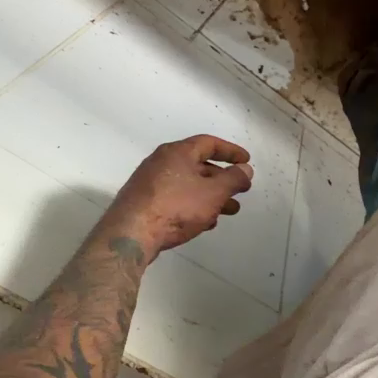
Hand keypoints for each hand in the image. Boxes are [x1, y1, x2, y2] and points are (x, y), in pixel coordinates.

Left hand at [100, 135, 253, 260]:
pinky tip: (206, 221)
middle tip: (241, 189)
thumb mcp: (213, 192)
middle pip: (199, 165)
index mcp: (177, 153)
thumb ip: (233, 179)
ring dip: (212, 195)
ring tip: (230, 210)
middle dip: (224, 179)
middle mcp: (161, 163)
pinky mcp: (145, 202)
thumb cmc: (177, 206)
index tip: (246, 161)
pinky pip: (177, 198)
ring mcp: (151, 183)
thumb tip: (245, 169)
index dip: (231, 151)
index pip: (208, 143)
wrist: (131, 234)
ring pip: (189, 185)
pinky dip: (195, 205)